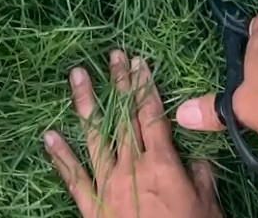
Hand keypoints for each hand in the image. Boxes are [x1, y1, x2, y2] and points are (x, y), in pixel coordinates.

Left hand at [45, 49, 223, 217]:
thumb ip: (202, 178)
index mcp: (162, 164)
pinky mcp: (90, 208)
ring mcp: (108, 185)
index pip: (152, 115)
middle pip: (124, 117)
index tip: (140, 62)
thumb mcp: (208, 208)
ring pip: (95, 136)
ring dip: (85, 103)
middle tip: (113, 55)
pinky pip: (73, 178)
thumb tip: (197, 157)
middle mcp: (132, 167)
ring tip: (77, 75)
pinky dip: (60, 156)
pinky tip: (48, 135)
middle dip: (120, 84)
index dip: (146, 87)